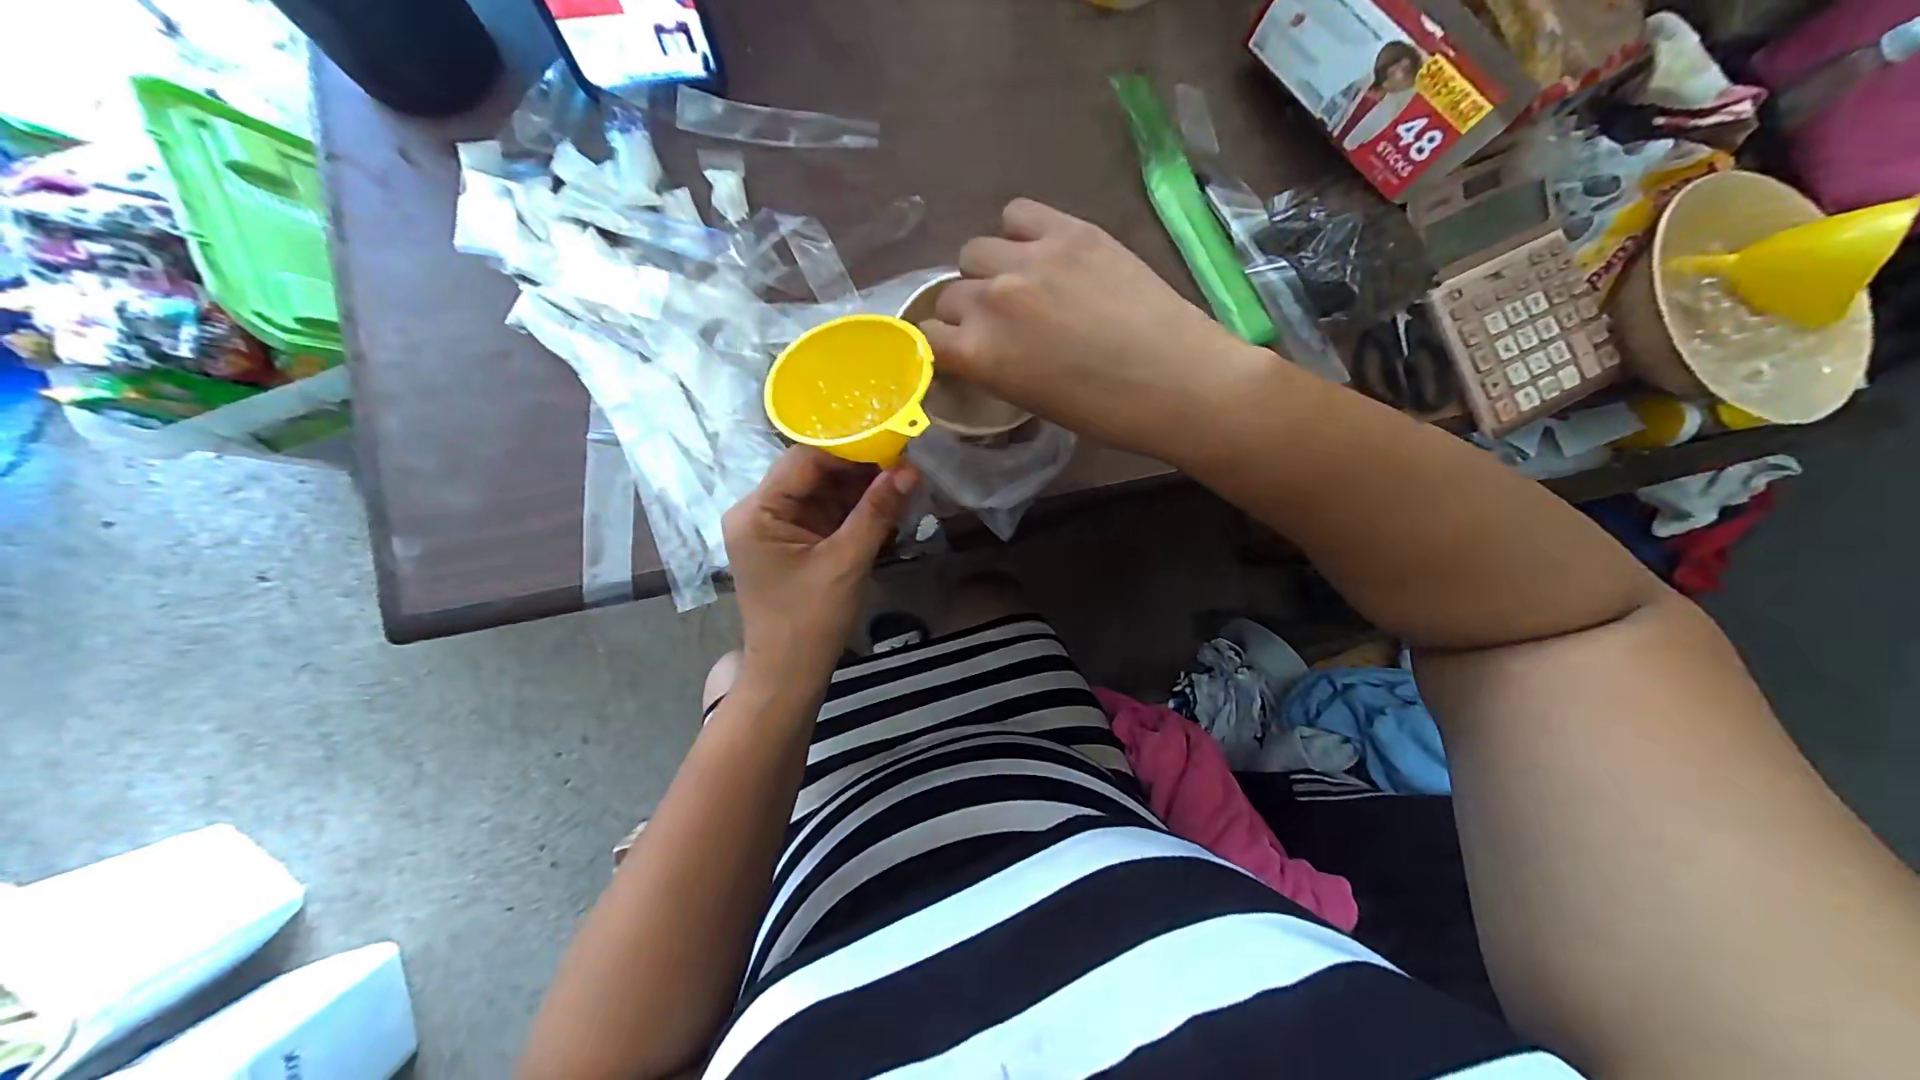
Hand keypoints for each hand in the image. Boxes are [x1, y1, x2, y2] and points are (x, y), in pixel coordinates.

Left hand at [723, 446, 917, 680]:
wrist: (789, 676)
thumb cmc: (809, 621)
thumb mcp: (846, 562)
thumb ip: (876, 512)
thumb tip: (909, 470)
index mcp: (757, 511)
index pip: (804, 460)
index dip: (849, 449)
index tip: (892, 446)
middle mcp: (760, 511)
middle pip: (814, 473)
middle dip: (859, 471)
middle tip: (905, 465)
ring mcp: (776, 527)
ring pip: (824, 492)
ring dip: (862, 491)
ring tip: (904, 485)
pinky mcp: (793, 543)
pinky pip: (826, 515)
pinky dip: (855, 512)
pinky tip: (888, 508)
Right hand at [918, 199, 1261, 459]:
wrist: (1178, 382)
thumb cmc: (1104, 412)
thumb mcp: (1029, 400)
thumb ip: (992, 365)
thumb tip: (977, 345)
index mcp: (979, 354)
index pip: (926, 336)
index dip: (941, 344)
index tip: (957, 349)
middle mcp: (992, 299)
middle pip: (948, 292)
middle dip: (966, 310)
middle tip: (1000, 322)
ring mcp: (1030, 259)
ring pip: (975, 249)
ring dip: (989, 269)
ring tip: (1022, 282)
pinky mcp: (1070, 231)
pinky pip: (1017, 212)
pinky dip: (1019, 231)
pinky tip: (1041, 251)